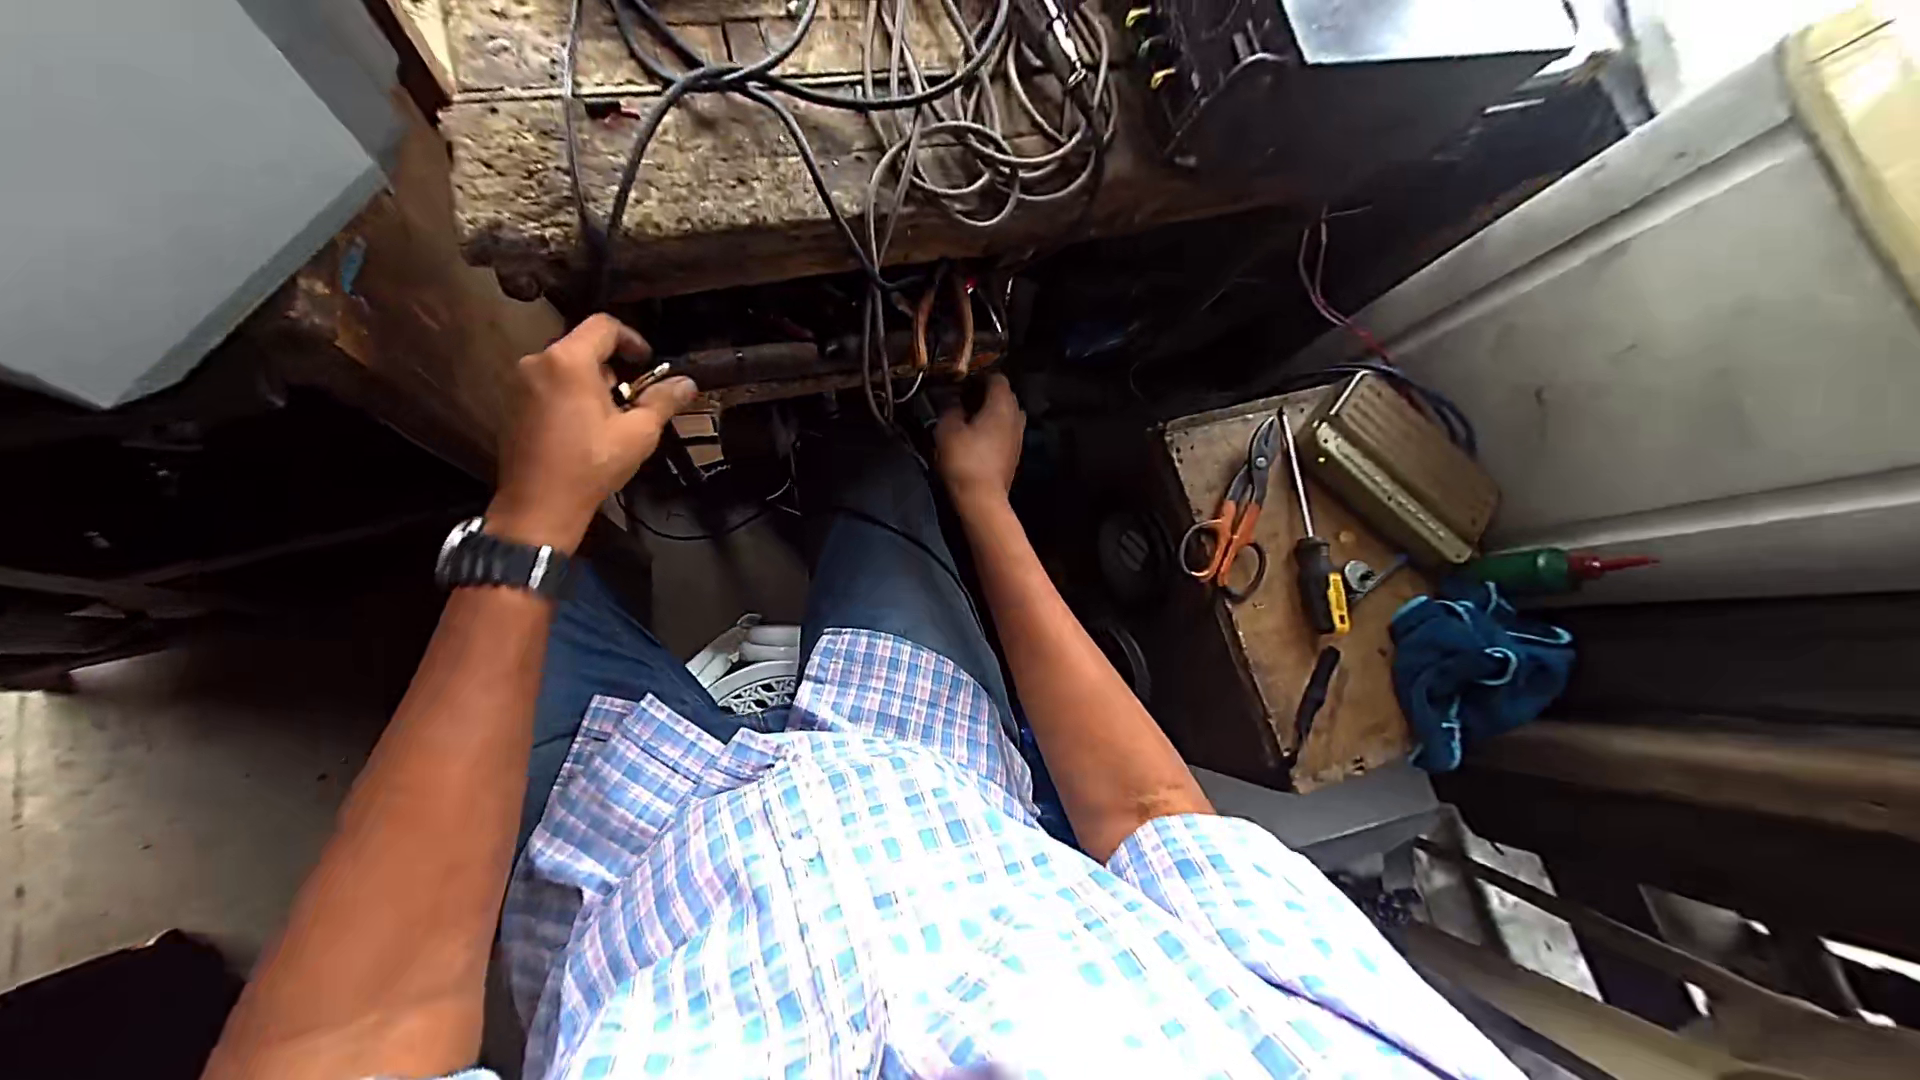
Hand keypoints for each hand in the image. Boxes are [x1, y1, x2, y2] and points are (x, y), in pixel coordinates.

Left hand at [488, 314, 696, 552]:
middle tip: (634, 400)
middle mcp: (537, 363)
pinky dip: (572, 397)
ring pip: (567, 369)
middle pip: (584, 348)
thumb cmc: (591, 464)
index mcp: (568, 361)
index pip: (603, 326)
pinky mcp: (513, 404)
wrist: (540, 503)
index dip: (632, 339)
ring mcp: (520, 384)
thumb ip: (663, 401)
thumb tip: (686, 384)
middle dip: (614, 369)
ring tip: (613, 420)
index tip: (647, 361)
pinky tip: (587, 430)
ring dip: (594, 385)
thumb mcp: (639, 432)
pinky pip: (550, 386)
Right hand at [934, 373, 1024, 510]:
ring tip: (970, 420)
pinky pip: (1006, 432)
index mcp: (1002, 404)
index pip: (997, 377)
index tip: (961, 384)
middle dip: (986, 394)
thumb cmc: (965, 460)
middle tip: (963, 401)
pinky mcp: (1015, 454)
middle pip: (1005, 395)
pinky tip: (978, 439)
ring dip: (991, 414)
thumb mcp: (947, 429)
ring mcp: (1019, 437)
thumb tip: (954, 400)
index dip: (978, 377)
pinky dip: (994, 430)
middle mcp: (1016, 417)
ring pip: (1007, 415)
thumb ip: (950, 408)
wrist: (983, 500)